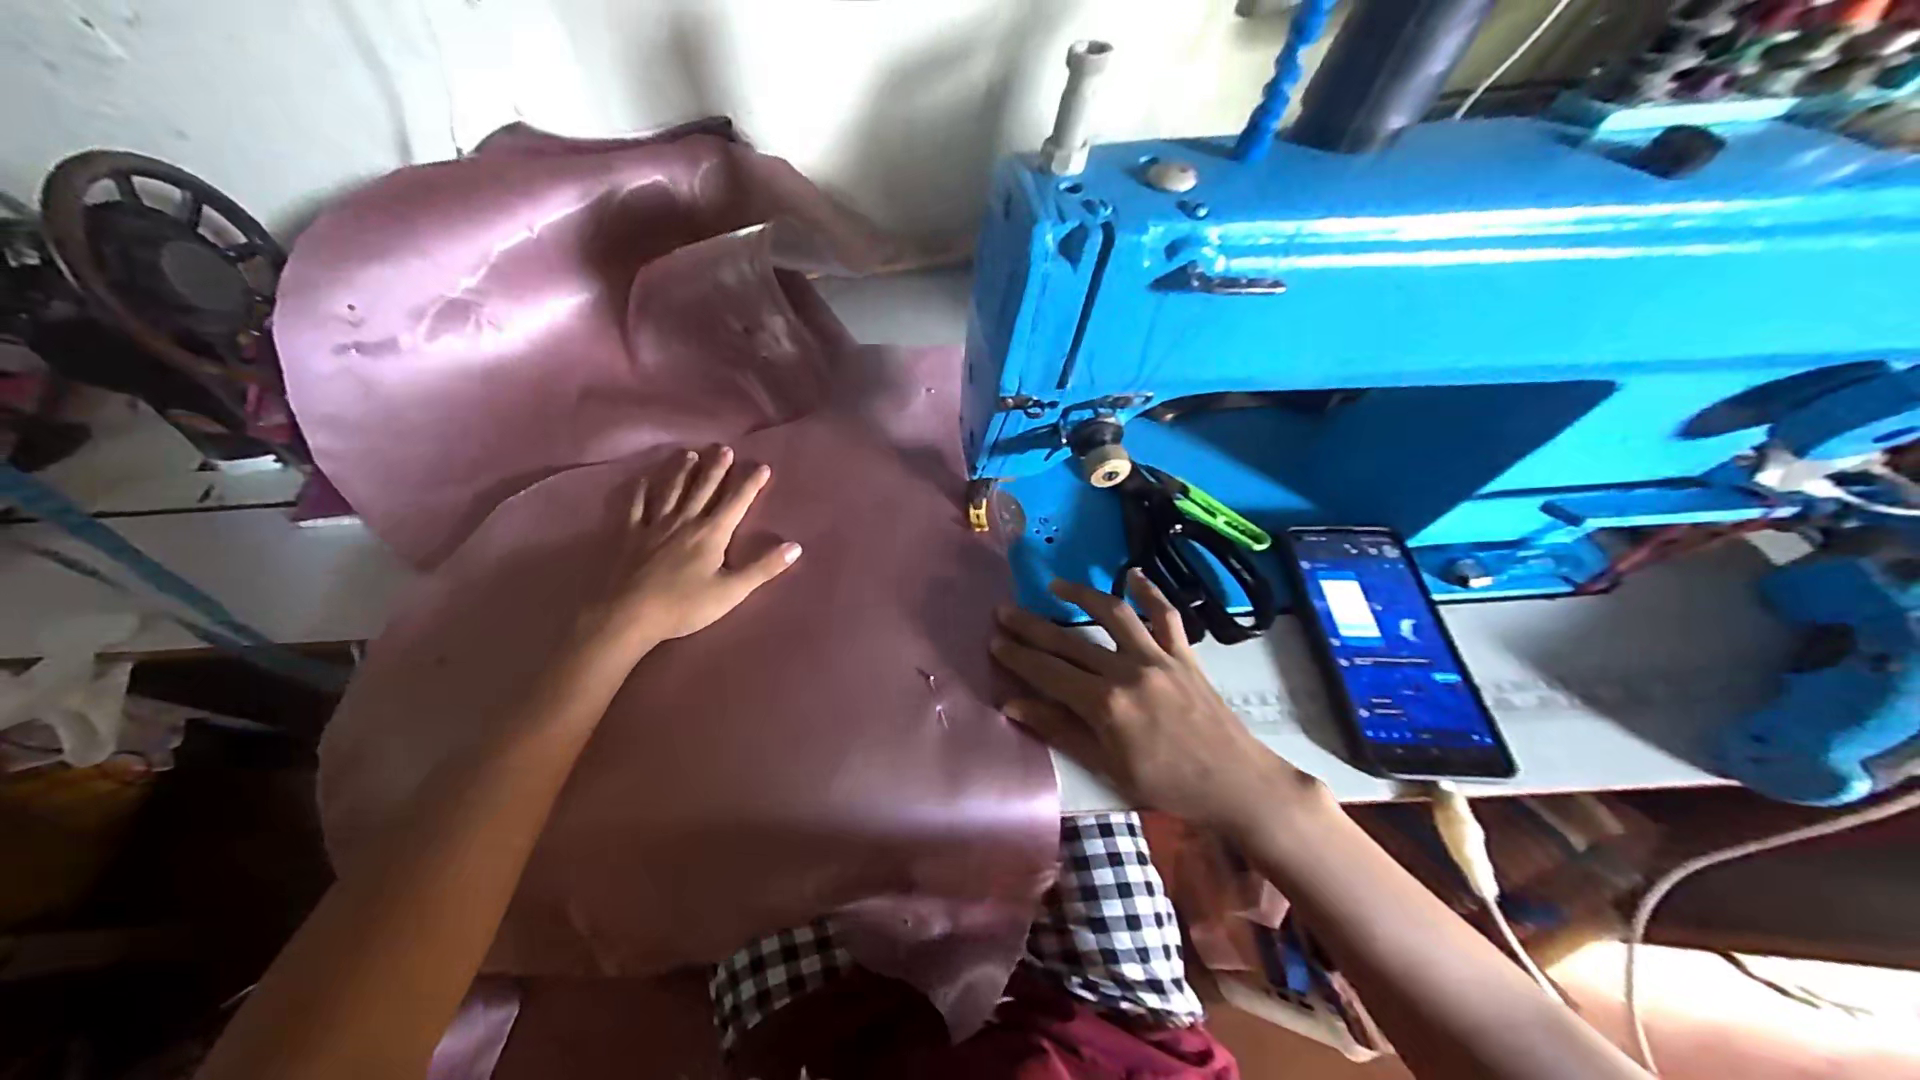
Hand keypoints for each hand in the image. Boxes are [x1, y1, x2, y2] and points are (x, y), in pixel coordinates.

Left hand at [579, 445, 800, 652]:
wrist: (628, 615)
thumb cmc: (684, 606)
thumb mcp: (732, 591)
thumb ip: (763, 568)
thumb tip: (795, 546)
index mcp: (711, 534)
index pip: (736, 502)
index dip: (750, 483)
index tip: (762, 466)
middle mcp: (684, 521)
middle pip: (703, 488)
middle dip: (716, 468)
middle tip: (724, 448)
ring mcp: (653, 525)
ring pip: (671, 490)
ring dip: (681, 471)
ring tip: (689, 454)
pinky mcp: (629, 535)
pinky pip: (636, 505)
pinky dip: (641, 490)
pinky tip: (645, 479)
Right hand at [991, 570, 1322, 831]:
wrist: (1235, 783)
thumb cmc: (1167, 784)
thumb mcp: (1106, 766)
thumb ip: (1059, 730)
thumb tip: (1012, 704)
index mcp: (1105, 704)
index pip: (1048, 672)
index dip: (1017, 656)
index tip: (993, 640)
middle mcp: (1127, 671)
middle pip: (1069, 641)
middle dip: (1032, 625)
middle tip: (1005, 610)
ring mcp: (1158, 658)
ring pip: (1113, 614)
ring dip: (1081, 595)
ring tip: (1055, 585)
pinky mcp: (1183, 654)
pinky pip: (1166, 616)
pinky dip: (1150, 592)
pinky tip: (1134, 574)